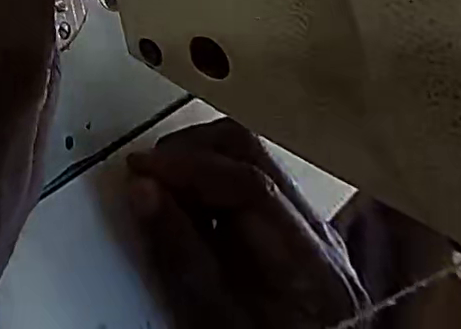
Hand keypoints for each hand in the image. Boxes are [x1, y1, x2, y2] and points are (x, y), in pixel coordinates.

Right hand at [128, 119, 365, 328]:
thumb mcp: (218, 322)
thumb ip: (183, 257)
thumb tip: (143, 189)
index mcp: (308, 260)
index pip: (247, 182)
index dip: (187, 166)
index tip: (140, 168)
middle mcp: (319, 235)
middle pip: (250, 152)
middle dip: (191, 149)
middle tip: (150, 170)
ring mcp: (314, 231)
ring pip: (252, 158)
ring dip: (201, 161)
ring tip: (165, 189)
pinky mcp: (300, 235)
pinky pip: (255, 180)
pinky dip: (215, 180)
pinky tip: (192, 207)